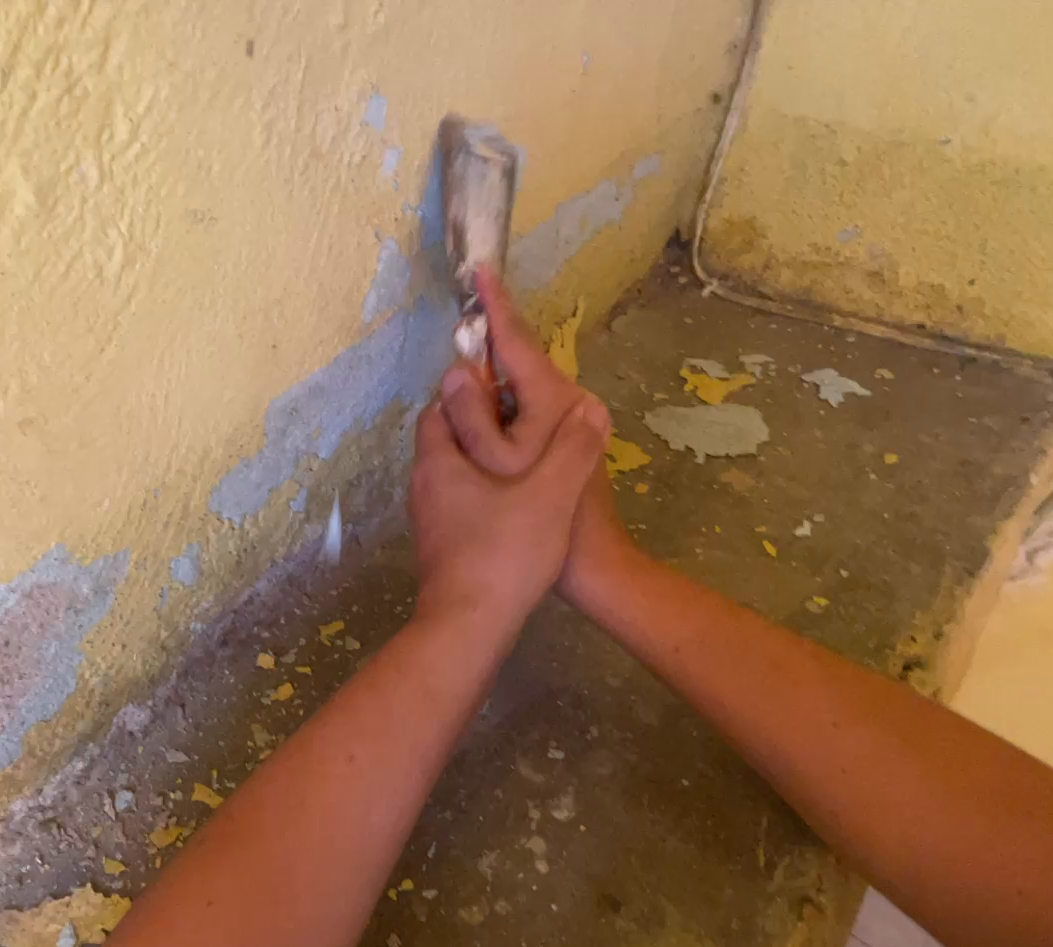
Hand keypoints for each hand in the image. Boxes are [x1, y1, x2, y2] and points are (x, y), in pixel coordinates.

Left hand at [409, 386, 608, 630]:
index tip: (506, 386)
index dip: (469, 390)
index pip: (440, 406)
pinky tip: (515, 502)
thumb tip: (591, 408)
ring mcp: (427, 518)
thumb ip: (573, 449)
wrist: (468, 625)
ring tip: (527, 457)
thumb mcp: (551, 495)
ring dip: (483, 460)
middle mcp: (423, 485)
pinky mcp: (437, 544)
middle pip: (446, 438)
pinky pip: (457, 501)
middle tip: (524, 420)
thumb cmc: (503, 553)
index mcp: (438, 461)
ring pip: (452, 472)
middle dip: (479, 424)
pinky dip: (482, 491)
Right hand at [438, 268, 640, 609]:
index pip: (519, 344)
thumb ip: (474, 417)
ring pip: (517, 393)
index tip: (480, 270)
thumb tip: (455, 373)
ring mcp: (568, 428)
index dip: (496, 307)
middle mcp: (570, 406)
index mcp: (558, 402)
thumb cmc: (550, 524)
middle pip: (517, 366)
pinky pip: (520, 415)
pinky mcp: (560, 450)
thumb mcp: (500, 466)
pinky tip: (475, 419)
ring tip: (457, 375)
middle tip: (456, 331)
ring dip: (488, 382)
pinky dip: (495, 410)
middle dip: (486, 347)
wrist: (596, 571)